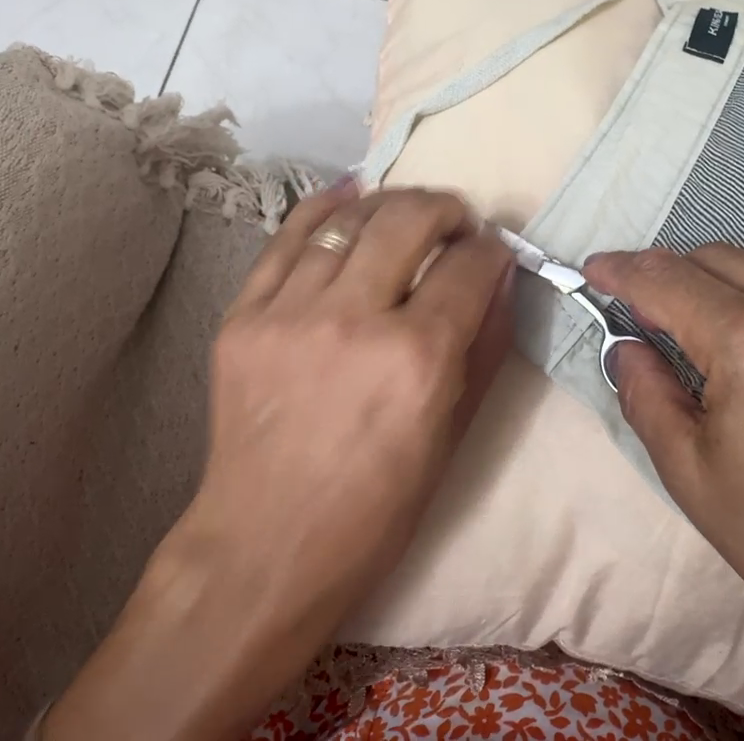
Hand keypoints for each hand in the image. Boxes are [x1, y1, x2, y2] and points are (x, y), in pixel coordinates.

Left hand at [45, 184, 513, 740]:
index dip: (490, 250)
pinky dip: (323, 209)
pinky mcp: (243, 316)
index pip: (469, 266)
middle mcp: (354, 319)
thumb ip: (485, 346)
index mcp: (417, 358)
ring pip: (348, 219)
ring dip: (389, 205)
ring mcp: (289, 312)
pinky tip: (348, 198)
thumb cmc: (376, 508)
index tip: (492, 252)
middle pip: (409, 219)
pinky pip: (287, 238)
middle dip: (445, 208)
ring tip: (406, 213)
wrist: (267, 545)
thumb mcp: (453, 435)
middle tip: (455, 222)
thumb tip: (500, 275)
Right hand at [585, 245, 743, 740]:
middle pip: (715, 257)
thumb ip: (644, 393)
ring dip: (723, 283)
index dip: (619, 271)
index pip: (665, 279)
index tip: (592, 272)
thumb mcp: (691, 475)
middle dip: (669, 277)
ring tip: (707, 332)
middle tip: (646, 318)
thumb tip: (626, 345)